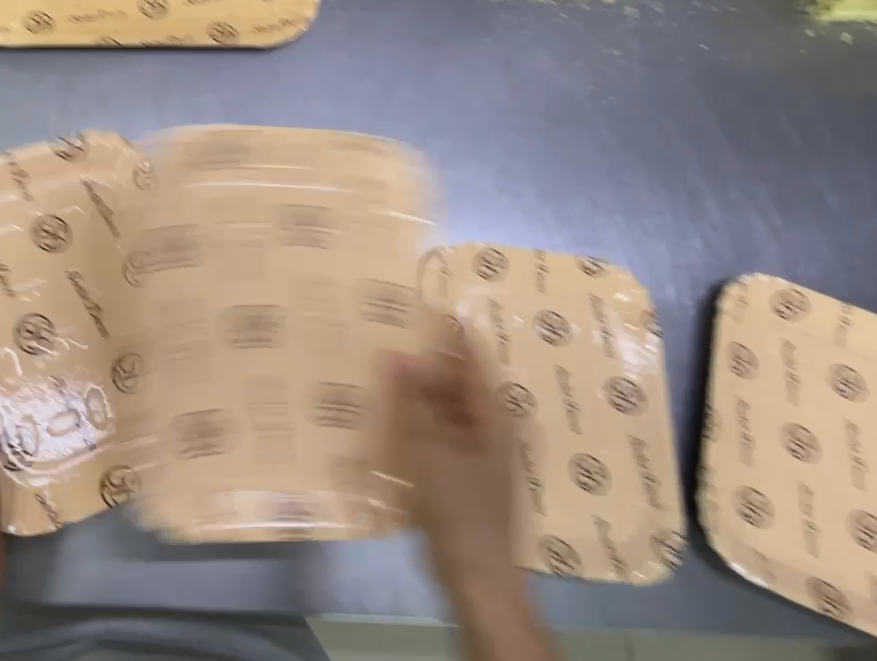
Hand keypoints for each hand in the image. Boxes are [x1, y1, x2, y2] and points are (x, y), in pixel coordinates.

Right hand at [386, 334, 555, 660]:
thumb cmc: (459, 506)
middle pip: (458, 379)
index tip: (421, 303)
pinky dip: (417, 415)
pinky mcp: (461, 468)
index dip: (449, 331)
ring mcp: (477, 449)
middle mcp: (491, 426)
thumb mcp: (429, 447)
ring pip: (445, 404)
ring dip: (418, 387)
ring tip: (382, 363)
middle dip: (426, 357)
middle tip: (389, 330)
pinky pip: (438, 427)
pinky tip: (388, 409)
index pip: (472, 357)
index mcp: (494, 415)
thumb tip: (397, 354)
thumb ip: (413, 399)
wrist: (475, 573)